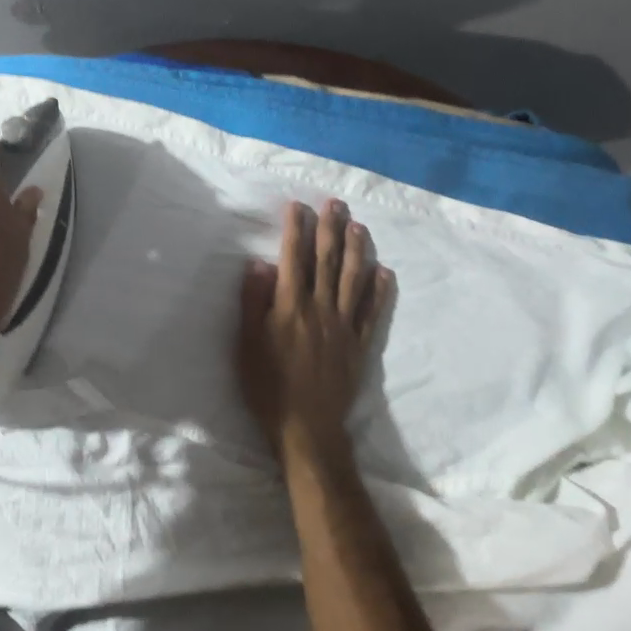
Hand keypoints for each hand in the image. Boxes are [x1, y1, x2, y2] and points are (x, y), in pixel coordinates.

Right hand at [237, 199, 392, 454]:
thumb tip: (259, 264)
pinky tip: (384, 272)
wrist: (306, 428)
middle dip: (331, 229)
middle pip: (328, 262)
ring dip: (357, 250)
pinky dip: (380, 290)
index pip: (293, 258)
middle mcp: (321, 309)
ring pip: (354, 280)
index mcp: (290, 307)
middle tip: (335, 203)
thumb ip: (253, 302)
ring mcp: (344, 326)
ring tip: (359, 226)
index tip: (297, 205)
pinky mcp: (360, 345)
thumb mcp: (246, 344)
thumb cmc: (267, 387)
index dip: (295, 229)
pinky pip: (374, 312)